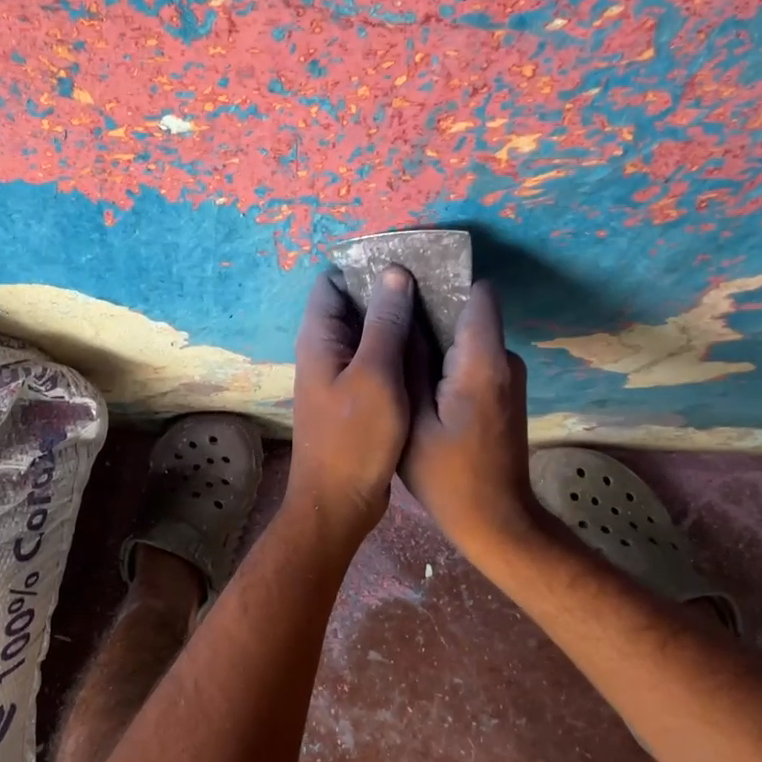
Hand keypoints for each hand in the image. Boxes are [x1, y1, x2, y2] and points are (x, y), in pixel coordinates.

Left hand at [290, 267, 417, 537]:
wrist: (338, 500)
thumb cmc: (354, 438)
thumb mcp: (375, 376)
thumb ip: (385, 323)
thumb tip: (394, 271)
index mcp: (319, 337)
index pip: (334, 282)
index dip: (367, 267)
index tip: (410, 261)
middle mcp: (323, 348)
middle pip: (353, 304)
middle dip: (389, 290)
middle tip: (437, 283)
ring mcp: (337, 372)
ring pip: (367, 331)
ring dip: (397, 320)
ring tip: (443, 308)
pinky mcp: (354, 394)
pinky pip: (375, 358)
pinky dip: (398, 348)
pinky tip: (432, 347)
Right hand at [401, 281, 538, 556]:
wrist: (494, 520)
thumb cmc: (447, 474)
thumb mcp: (412, 418)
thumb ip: (407, 361)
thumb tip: (397, 310)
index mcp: (482, 361)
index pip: (475, 292)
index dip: (440, 278)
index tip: (401, 280)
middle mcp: (503, 359)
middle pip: (466, 310)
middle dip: (425, 306)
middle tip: (378, 314)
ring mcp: (506, 375)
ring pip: (464, 333)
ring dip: (430, 334)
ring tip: (387, 343)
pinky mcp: (500, 390)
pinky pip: (468, 354)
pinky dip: (441, 356)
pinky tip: (408, 372)